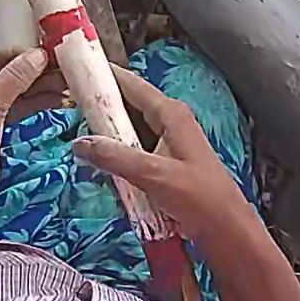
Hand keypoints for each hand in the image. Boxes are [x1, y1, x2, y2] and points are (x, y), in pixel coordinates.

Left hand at [0, 44, 63, 219]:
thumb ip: (13, 79)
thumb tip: (38, 56)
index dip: (18, 54)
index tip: (46, 54)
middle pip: (4, 70)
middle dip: (33, 71)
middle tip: (63, 69)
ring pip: (14, 89)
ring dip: (39, 86)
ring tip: (67, 83)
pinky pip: (17, 105)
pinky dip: (36, 101)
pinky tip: (58, 98)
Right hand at [71, 66, 256, 245]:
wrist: (226, 229)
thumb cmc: (198, 198)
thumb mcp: (153, 175)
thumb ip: (115, 157)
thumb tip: (79, 143)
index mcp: (170, 113)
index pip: (132, 84)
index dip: (105, 76)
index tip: (78, 70)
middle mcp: (169, 121)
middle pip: (127, 106)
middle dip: (101, 112)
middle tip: (74, 119)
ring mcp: (167, 141)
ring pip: (129, 131)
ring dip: (109, 140)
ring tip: (86, 150)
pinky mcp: (164, 162)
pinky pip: (134, 152)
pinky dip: (119, 159)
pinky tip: (106, 174)